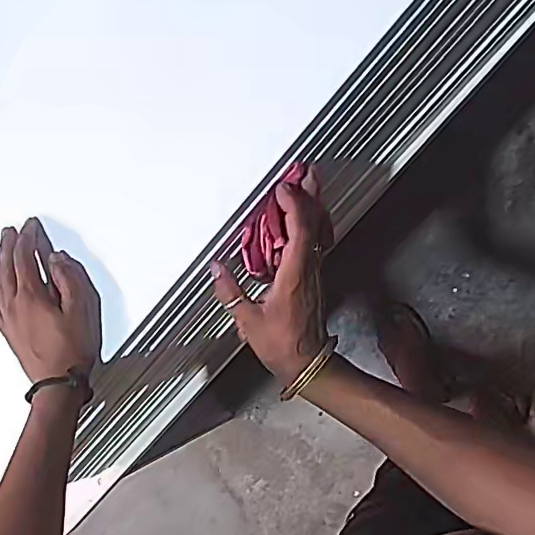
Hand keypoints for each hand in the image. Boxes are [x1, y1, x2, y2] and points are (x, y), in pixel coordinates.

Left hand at [0, 218, 101, 383]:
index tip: (31, 226)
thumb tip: (57, 260)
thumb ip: (70, 279)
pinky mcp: (10, 332)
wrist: (58, 384)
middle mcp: (15, 305)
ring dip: (0, 262)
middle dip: (11, 245)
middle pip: (8, 266)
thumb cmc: (71, 352)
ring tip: (1, 250)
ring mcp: (10, 319)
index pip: (25, 257)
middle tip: (12, 231)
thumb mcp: (82, 309)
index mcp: (32, 296)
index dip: (28, 238)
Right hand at [210, 169, 333, 383]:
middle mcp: (308, 269)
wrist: (307, 362)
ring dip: (313, 206)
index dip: (294, 205)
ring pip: (318, 231)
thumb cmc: (282, 344)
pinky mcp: (311, 279)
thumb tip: (217, 270)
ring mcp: (312, 273)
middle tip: (308, 171)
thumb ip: (231, 292)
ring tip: (308, 185)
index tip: (282, 189)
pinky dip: (309, 225)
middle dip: (312, 195)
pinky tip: (301, 221)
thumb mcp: (248, 320)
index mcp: (294, 275)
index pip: (300, 230)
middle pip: (316, 224)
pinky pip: (313, 243)